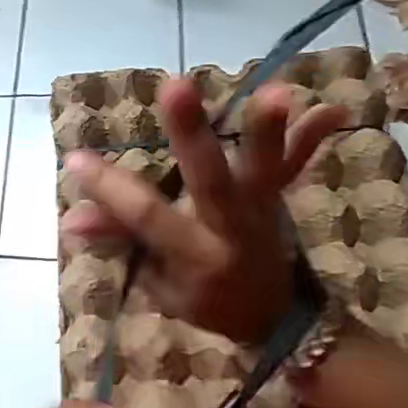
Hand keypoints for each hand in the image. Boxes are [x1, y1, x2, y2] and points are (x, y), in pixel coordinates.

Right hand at [62, 79, 347, 343]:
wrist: (277, 320)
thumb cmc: (209, 302)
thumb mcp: (160, 286)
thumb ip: (123, 243)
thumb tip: (72, 217)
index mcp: (195, 254)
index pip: (145, 216)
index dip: (109, 188)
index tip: (75, 157)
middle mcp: (230, 228)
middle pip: (209, 179)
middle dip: (191, 132)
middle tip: (176, 86)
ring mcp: (262, 209)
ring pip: (264, 168)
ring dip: (268, 129)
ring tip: (276, 91)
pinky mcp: (280, 199)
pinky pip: (295, 166)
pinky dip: (312, 137)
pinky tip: (335, 108)